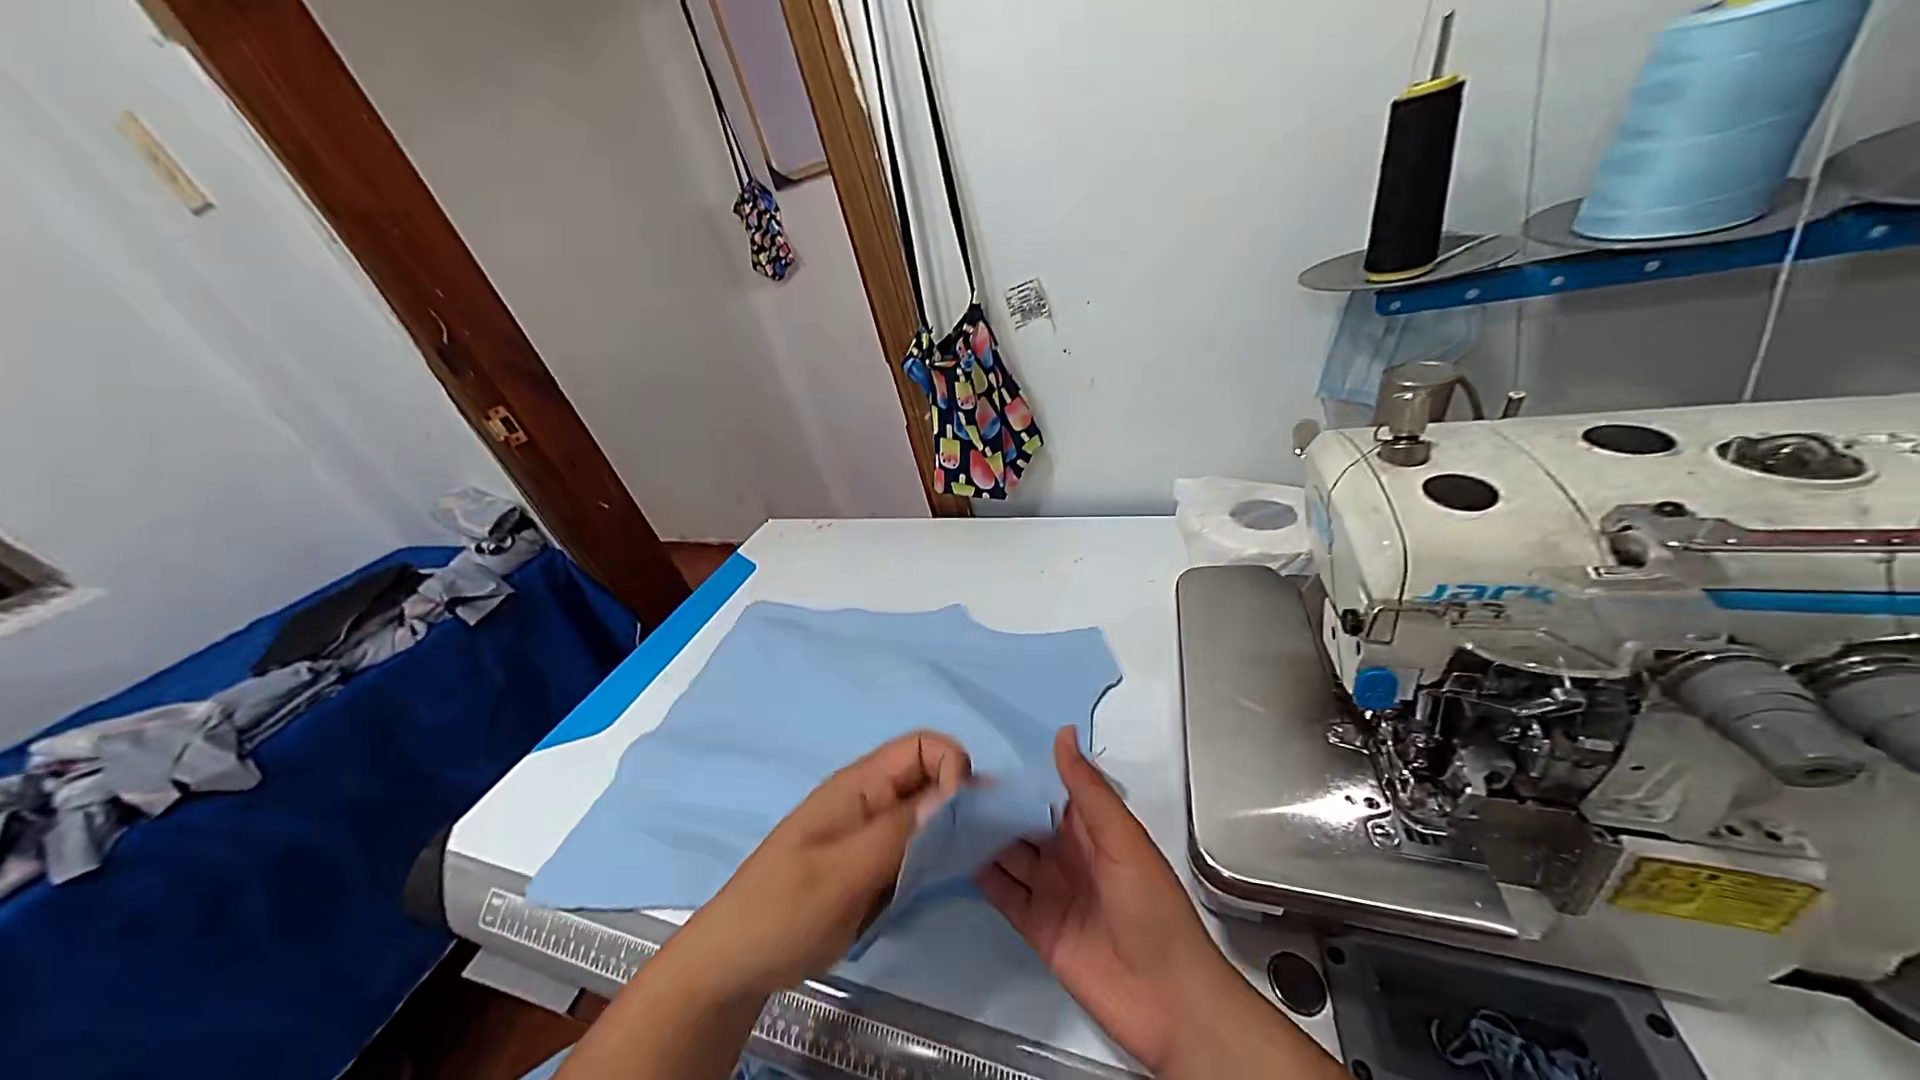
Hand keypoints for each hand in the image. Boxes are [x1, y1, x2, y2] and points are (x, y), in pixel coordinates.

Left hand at [667, 731, 971, 997]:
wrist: (736, 961)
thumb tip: (956, 793)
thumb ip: (899, 832)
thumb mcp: (843, 872)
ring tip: (973, 855)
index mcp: (860, 785)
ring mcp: (871, 830)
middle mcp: (870, 799)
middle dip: (960, 796)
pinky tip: (950, 871)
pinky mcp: (873, 860)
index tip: (967, 812)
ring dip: (952, 824)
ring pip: (927, 809)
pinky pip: (916, 841)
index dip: (952, 766)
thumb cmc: (784, 911)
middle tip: (981, 838)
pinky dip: (938, 849)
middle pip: (929, 774)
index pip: (922, 747)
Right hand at [976, 726, 1224, 1068]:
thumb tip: (1063, 734)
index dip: (1021, 779)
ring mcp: (1051, 891)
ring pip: (1009, 855)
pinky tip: (956, 855)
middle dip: (995, 808)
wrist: (1166, 999)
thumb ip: (1089, 790)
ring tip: (946, 814)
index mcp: (1093, 831)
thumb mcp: (1123, 839)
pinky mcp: (1037, 926)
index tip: (984, 760)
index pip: (1050, 794)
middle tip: (953, 788)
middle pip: (1025, 825)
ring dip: (983, 838)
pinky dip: (982, 876)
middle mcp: (1069, 856)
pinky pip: (1004, 894)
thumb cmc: (1151, 908)